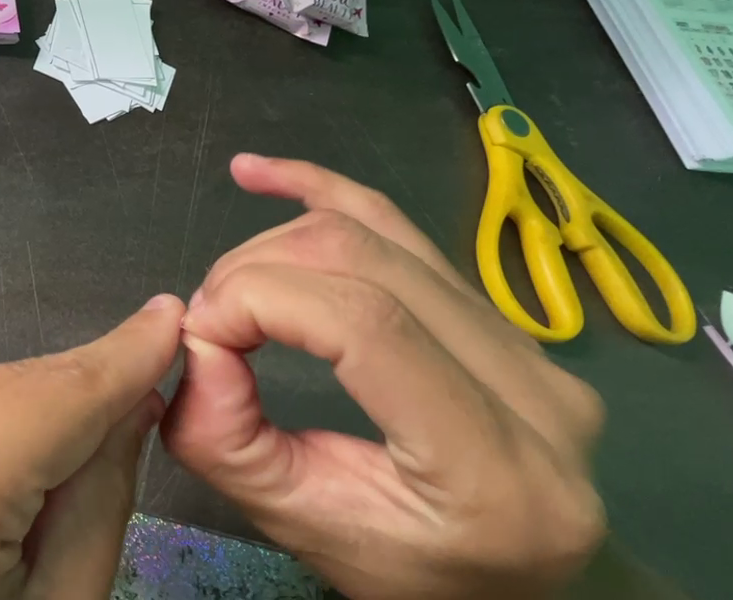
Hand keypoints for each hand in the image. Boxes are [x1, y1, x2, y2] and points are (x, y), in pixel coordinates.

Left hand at [0, 296, 186, 599]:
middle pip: (24, 383)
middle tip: (142, 418)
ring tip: (57, 484)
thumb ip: (97, 499)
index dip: (126, 354)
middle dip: (86, 395)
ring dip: (40, 413)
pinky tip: (8, 473)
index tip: (174, 314)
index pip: (60, 394)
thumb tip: (128, 405)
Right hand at [163, 154, 608, 599]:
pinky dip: (317, 188)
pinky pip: (398, 223)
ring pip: (372, 231)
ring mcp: (529, 342)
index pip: (362, 323)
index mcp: (495, 469)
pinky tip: (256, 173)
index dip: (258, 299)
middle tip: (208, 318)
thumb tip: (196, 334)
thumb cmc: (407, 572)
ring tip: (227, 286)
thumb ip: (224, 437)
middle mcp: (536, 392)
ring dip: (273, 240)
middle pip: (361, 260)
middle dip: (254, 270)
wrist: (519, 583)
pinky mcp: (499, 312)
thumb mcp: (296, 523)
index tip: (198, 330)